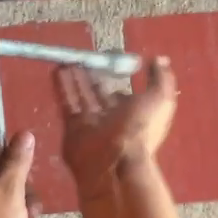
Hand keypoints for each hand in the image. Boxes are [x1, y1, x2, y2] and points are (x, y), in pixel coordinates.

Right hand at [55, 58, 178, 198]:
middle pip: (98, 92)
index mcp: (133, 113)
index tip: (108, 59)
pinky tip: (57, 70)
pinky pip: (67, 103)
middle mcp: (111, 118)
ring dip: (74, 78)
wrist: (115, 161)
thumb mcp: (161, 100)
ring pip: (81, 95)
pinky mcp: (72, 126)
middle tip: (82, 56)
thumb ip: (161, 79)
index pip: (122, 93)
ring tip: (67, 58)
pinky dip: (62, 86)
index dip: (116, 76)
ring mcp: (90, 123)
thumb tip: (159, 59)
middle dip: (91, 75)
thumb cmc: (140, 129)